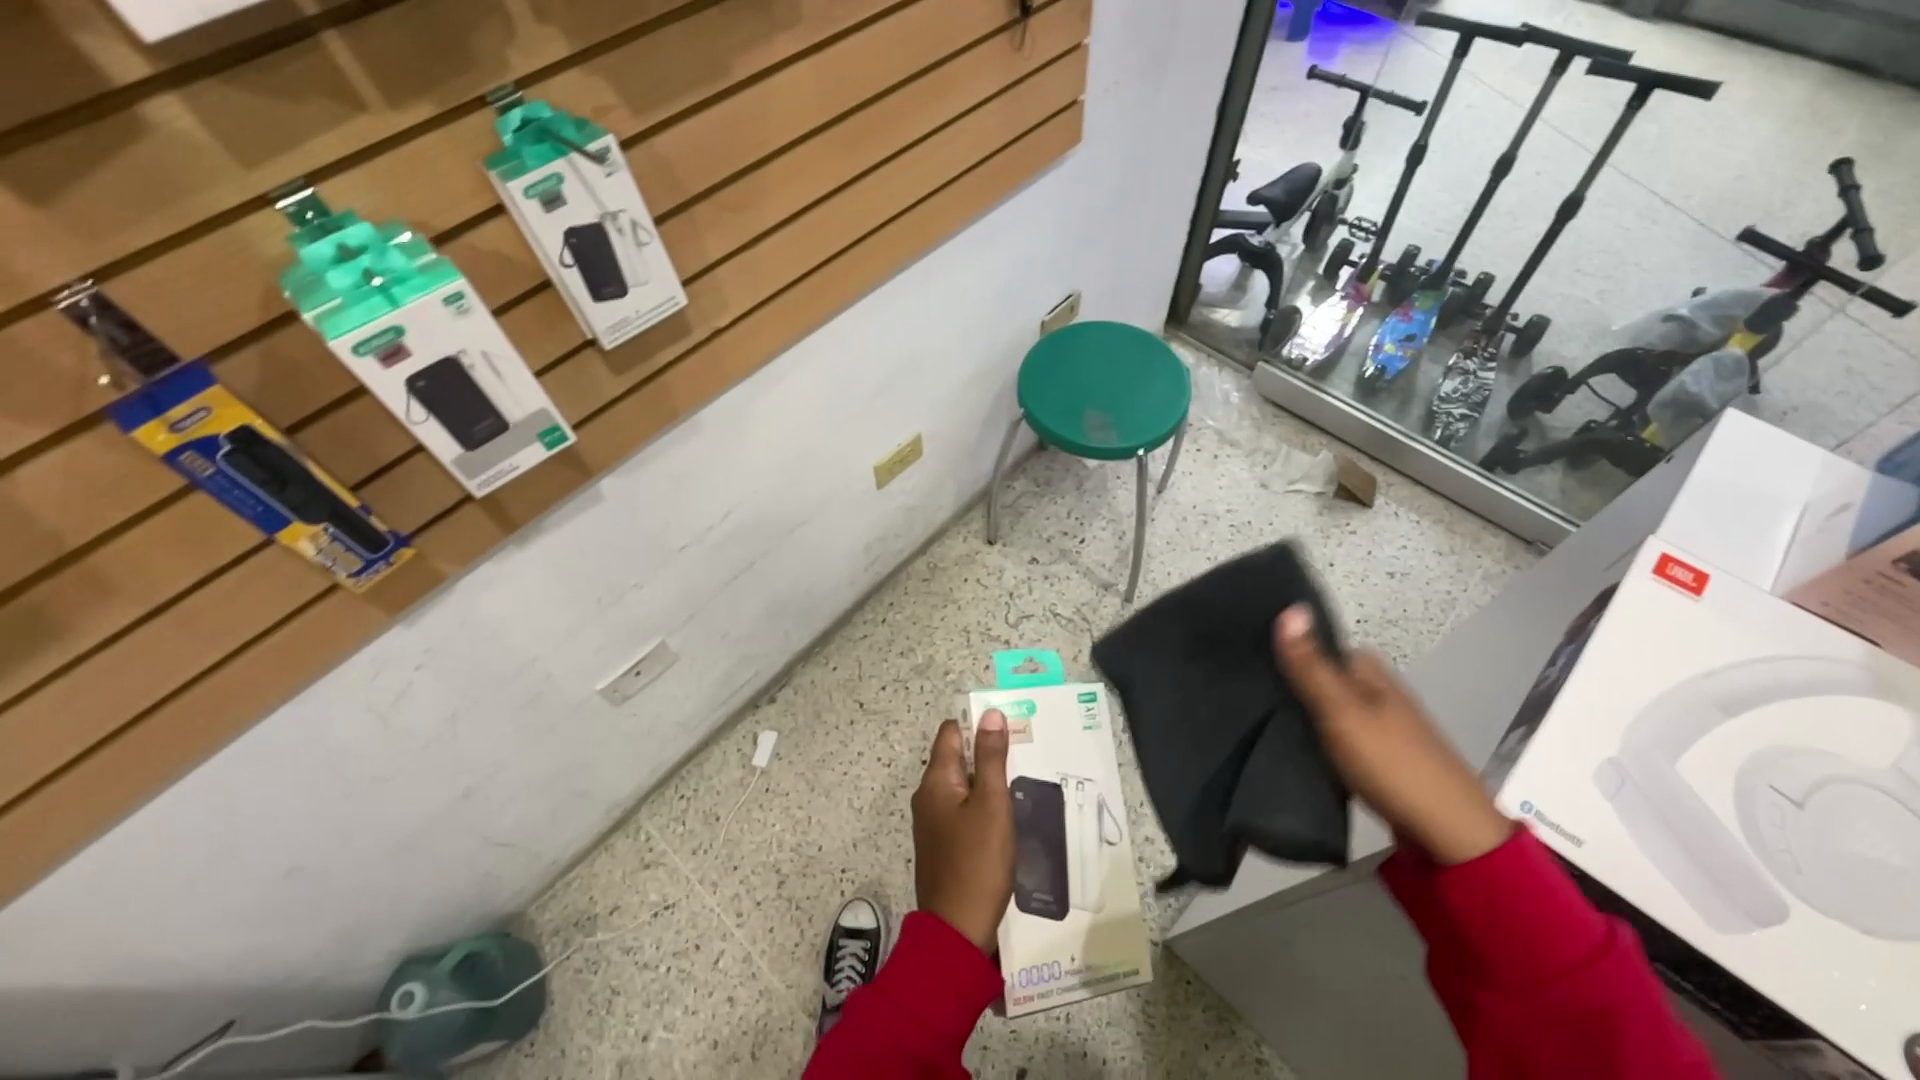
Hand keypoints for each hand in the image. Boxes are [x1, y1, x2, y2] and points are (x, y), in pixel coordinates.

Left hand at [912, 711, 1014, 952]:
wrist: (957, 928)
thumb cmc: (977, 861)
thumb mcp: (991, 804)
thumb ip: (991, 758)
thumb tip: (991, 714)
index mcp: (935, 781)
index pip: (951, 733)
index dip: (978, 725)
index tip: (1011, 729)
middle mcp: (927, 797)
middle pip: (955, 758)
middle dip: (986, 753)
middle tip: (1025, 755)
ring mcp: (932, 823)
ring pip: (960, 786)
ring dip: (986, 781)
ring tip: (1021, 782)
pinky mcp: (942, 845)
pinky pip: (962, 811)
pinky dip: (982, 806)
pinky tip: (1006, 817)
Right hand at [1274, 605, 1511, 864]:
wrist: (1445, 832)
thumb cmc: (1390, 763)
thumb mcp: (1341, 711)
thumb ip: (1311, 666)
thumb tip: (1290, 607)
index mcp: (1372, 673)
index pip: (1322, 648)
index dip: (1288, 652)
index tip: (1249, 664)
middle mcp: (1379, 693)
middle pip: (1325, 680)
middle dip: (1292, 687)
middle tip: (1246, 698)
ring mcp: (1382, 729)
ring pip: (1329, 713)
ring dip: (1303, 718)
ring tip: (1257, 724)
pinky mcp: (1380, 761)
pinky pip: (1337, 741)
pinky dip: (1316, 745)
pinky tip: (1293, 754)